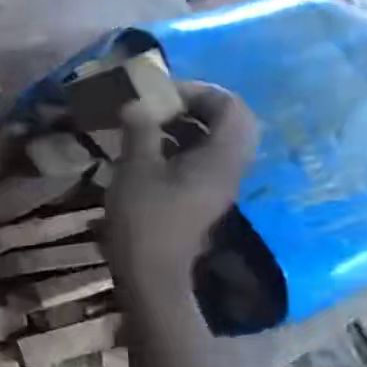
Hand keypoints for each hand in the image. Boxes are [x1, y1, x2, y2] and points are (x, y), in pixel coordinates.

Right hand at [103, 81, 258, 292]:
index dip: (199, 92)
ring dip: (187, 127)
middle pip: (229, 123)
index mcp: (220, 157)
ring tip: (149, 126)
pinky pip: (204, 160)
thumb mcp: (136, 168)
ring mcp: (219, 185)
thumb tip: (136, 105)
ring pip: (215, 142)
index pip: (230, 107)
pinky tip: (149, 152)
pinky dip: (182, 147)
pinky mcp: (204, 198)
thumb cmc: (144, 218)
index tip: (163, 94)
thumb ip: (139, 130)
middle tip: (161, 107)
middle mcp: (229, 168)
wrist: (151, 274)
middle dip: (195, 108)